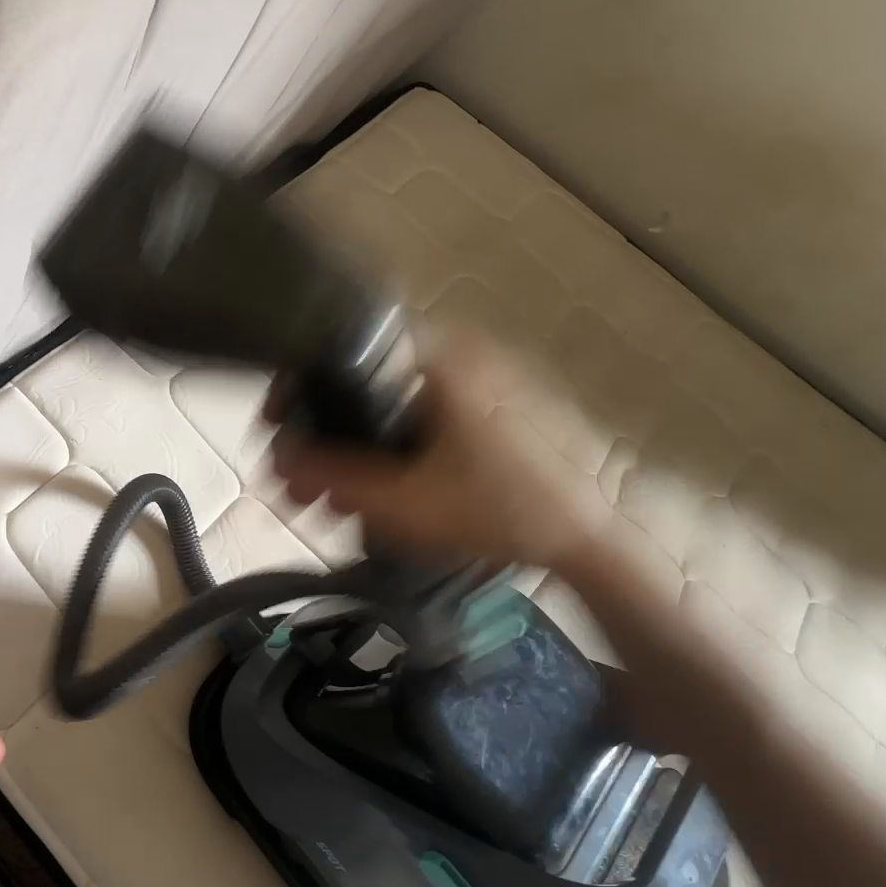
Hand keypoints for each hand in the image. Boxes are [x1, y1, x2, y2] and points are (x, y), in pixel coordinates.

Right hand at [268, 332, 610, 569]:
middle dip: (317, 438)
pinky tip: (372, 495)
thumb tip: (274, 467)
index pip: (338, 349)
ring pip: (384, 405)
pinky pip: (414, 419)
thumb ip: (334, 481)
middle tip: (294, 484)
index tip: (274, 428)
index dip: (294, 390)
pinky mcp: (490, 409)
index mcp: (438, 356)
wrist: (612, 537)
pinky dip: (385, 451)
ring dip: (348, 452)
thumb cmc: (513, 508)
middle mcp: (456, 355)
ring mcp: (476, 381)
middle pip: (357, 383)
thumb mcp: (409, 502)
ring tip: (327, 501)